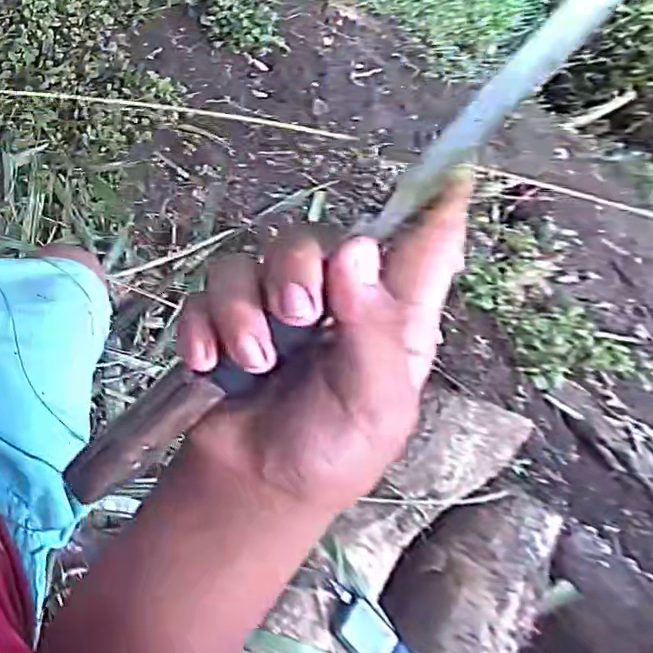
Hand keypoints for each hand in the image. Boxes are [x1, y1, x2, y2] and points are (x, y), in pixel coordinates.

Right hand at [173, 172, 472, 511]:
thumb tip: (359, 248)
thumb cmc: (330, 450)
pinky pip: (199, 297)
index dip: (433, 213)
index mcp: (382, 319)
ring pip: (241, 265)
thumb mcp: (374, 402)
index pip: (416, 254)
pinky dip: (201, 328)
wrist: (253, 479)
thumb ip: (370, 327)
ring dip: (239, 310)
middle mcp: (324, 302)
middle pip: (304, 241)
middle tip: (293, 316)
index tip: (454, 173)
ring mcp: (263, 310)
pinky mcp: (215, 321)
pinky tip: (209, 363)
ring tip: (248, 360)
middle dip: (291, 270)